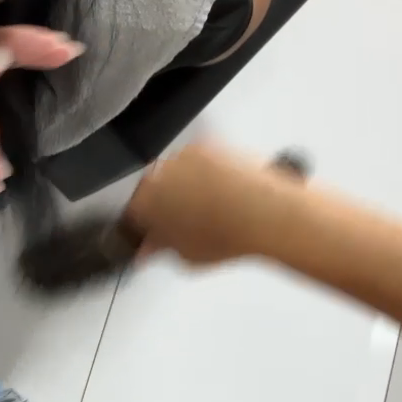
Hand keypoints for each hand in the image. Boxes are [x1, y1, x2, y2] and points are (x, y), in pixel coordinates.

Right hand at [125, 140, 307, 265]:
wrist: (267, 213)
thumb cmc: (229, 233)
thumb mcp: (187, 257)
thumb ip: (161, 249)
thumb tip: (152, 247)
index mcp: (145, 200)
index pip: (133, 213)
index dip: (145, 227)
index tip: (155, 234)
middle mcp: (160, 172)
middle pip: (154, 188)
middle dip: (165, 204)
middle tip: (184, 224)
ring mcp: (185, 156)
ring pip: (177, 172)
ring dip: (186, 185)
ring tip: (209, 208)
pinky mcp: (210, 144)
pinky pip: (201, 160)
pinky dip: (208, 173)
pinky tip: (222, 192)